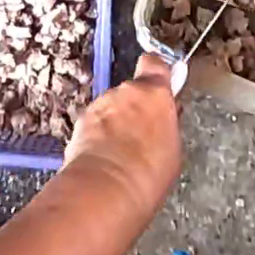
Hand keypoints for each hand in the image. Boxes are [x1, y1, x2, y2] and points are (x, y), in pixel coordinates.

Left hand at [64, 55, 180, 212]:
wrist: (104, 192)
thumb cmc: (148, 173)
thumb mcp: (173, 149)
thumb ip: (168, 123)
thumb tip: (166, 116)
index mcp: (155, 92)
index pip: (155, 63)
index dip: (156, 73)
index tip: (159, 88)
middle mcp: (127, 90)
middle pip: (132, 91)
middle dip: (134, 108)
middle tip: (139, 135)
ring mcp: (101, 104)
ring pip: (111, 108)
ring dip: (115, 123)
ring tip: (118, 154)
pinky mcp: (81, 122)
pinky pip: (94, 124)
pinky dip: (97, 136)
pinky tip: (101, 161)